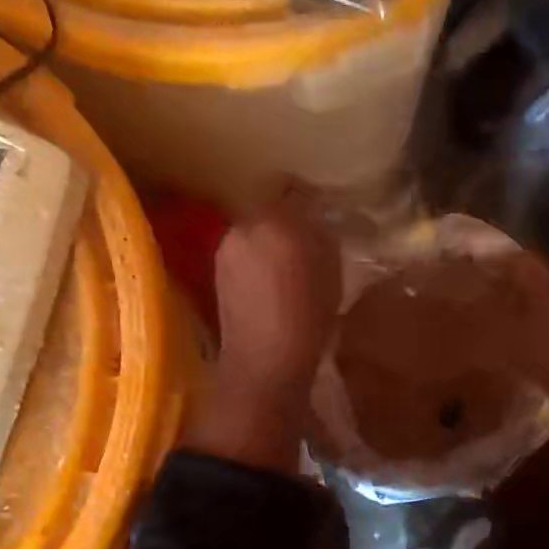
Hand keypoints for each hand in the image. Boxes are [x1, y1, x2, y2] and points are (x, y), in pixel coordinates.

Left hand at [212, 192, 340, 399]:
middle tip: (308, 239)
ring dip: (271, 241)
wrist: (266, 362)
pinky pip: (244, 255)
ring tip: (291, 266)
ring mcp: (226, 250)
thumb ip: (322, 233)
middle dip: (287, 219)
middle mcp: (243, 226)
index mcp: (275, 218)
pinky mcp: (218, 275)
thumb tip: (316, 218)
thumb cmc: (308, 317)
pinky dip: (258, 261)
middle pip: (267, 208)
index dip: (306, 195)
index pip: (288, 186)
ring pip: (254, 232)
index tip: (321, 208)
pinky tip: (273, 286)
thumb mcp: (331, 269)